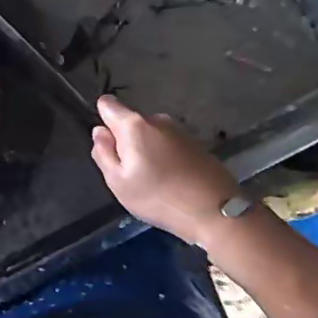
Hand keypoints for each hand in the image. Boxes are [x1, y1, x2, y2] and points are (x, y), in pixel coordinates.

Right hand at [90, 95, 241, 241]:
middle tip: (132, 172)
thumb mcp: (118, 182)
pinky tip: (173, 181)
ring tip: (155, 180)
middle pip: (130, 123)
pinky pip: (169, 144)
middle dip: (126, 141)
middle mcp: (158, 120)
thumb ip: (103, 153)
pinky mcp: (197, 144)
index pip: (107, 104)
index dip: (103, 122)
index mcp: (134, 125)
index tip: (110, 146)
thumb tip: (100, 132)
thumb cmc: (159, 197)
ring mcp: (180, 131)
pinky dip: (166, 157)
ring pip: (150, 135)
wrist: (217, 213)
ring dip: (147, 151)